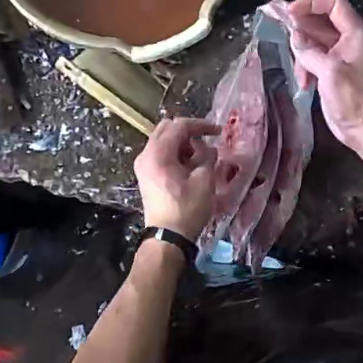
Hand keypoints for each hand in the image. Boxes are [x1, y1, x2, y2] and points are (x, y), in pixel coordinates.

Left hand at [134, 117, 219, 239]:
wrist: (168, 237)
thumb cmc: (187, 210)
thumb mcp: (204, 181)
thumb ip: (207, 157)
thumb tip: (208, 148)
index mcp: (158, 154)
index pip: (179, 126)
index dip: (201, 125)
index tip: (218, 131)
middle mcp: (146, 155)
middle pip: (167, 129)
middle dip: (189, 131)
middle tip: (207, 141)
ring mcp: (143, 165)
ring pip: (163, 141)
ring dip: (183, 143)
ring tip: (201, 156)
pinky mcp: (146, 175)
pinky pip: (161, 153)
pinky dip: (176, 153)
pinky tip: (190, 165)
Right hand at [282, 0, 362, 152]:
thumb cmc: (353, 100)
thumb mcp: (329, 73)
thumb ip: (309, 51)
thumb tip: (294, 36)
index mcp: (356, 33)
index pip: (334, 3)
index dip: (311, 2)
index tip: (291, 12)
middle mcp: (350, 39)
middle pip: (321, 20)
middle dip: (301, 25)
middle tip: (280, 28)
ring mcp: (341, 55)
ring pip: (314, 39)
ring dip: (302, 51)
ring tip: (298, 67)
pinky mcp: (333, 70)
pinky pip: (314, 57)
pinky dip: (305, 66)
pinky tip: (303, 82)